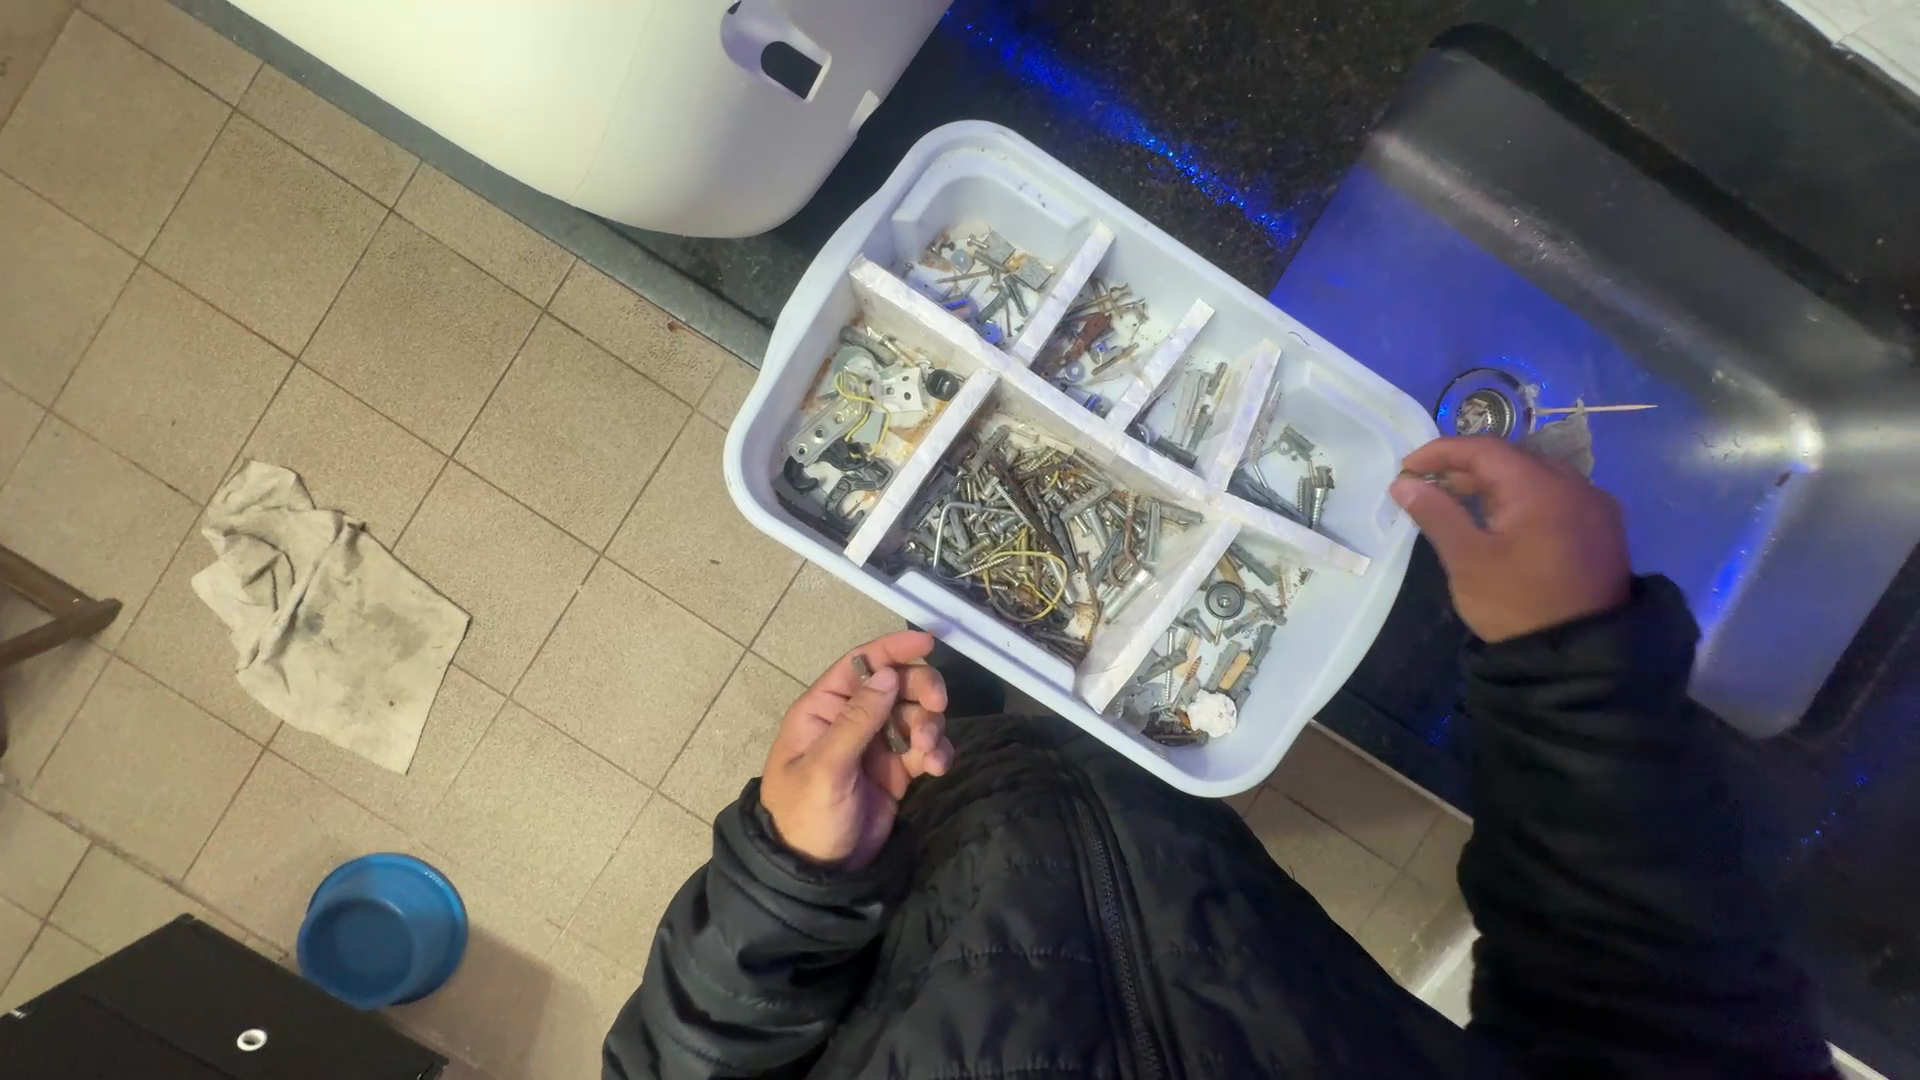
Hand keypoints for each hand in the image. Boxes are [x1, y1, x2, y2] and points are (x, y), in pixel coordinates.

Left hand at [759, 630, 954, 869]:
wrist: (815, 876)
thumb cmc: (804, 816)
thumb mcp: (825, 768)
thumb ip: (857, 721)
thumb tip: (887, 674)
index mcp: (824, 709)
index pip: (862, 664)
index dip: (894, 649)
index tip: (929, 642)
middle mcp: (852, 719)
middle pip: (898, 684)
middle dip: (922, 690)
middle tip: (937, 706)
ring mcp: (877, 744)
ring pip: (917, 714)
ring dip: (931, 726)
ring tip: (929, 755)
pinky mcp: (897, 770)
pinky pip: (925, 747)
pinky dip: (937, 751)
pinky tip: (938, 768)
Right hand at [1390, 436, 1630, 642]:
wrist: (1580, 654)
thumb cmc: (1515, 602)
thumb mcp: (1466, 558)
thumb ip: (1435, 513)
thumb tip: (1404, 483)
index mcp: (1541, 488)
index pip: (1484, 449)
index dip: (1440, 452)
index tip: (1406, 469)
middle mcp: (1575, 485)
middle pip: (1511, 457)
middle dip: (1463, 465)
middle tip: (1424, 486)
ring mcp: (1593, 506)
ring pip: (1533, 475)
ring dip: (1489, 481)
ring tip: (1453, 502)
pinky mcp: (1599, 527)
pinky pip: (1552, 495)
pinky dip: (1516, 496)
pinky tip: (1495, 518)